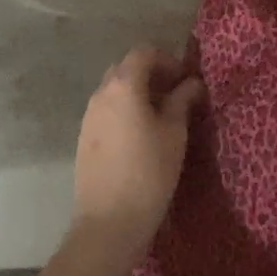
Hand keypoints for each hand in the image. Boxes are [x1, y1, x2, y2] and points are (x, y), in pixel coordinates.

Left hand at [72, 46, 204, 256]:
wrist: (108, 223)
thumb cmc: (148, 172)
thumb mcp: (174, 133)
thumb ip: (182, 100)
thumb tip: (192, 83)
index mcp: (123, 84)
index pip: (144, 52)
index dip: (167, 59)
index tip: (185, 79)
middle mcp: (101, 93)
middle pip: (126, 67)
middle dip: (151, 74)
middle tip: (175, 94)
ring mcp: (89, 115)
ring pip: (114, 89)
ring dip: (137, 92)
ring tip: (160, 116)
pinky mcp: (84, 138)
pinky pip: (107, 110)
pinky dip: (124, 110)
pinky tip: (140, 135)